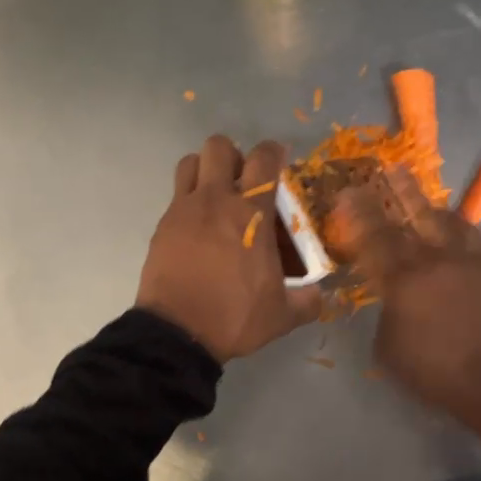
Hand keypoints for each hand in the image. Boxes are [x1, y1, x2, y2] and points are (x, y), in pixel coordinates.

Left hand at [136, 135, 322, 362]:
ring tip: (216, 199)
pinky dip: (189, 203)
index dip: (274, 153)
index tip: (279, 165)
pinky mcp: (162, 226)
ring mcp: (183, 210)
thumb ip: (307, 300)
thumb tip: (319, 294)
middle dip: (234, 158)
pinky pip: (176, 197)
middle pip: (219, 146)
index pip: (264, 158)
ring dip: (205, 172)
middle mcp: (215, 200)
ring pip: (190, 163)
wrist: (177, 333)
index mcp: (250, 213)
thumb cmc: (234, 317)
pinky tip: (198, 231)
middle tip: (243, 184)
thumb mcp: (282, 315)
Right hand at [343, 178, 480, 415]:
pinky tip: (453, 220)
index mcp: (402, 280)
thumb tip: (389, 293)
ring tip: (415, 188)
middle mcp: (433, 260)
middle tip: (384, 168)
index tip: (347, 192)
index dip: (358, 213)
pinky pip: (472, 234)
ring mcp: (463, 261)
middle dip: (395, 190)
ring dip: (426, 202)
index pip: (374, 236)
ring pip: (443, 219)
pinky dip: (459, 223)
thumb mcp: (387, 344)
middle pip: (410, 216)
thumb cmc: (429, 370)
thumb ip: (385, 309)